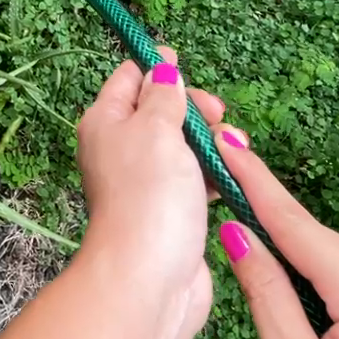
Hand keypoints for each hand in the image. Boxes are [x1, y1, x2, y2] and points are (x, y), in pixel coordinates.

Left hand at [0, 49, 224, 338]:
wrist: (148, 275)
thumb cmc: (149, 194)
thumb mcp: (156, 130)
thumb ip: (162, 96)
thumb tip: (162, 70)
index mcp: (104, 119)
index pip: (128, 78)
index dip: (157, 68)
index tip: (185, 64)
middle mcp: (118, 145)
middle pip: (156, 109)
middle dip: (190, 106)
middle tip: (218, 113)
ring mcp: (142, 178)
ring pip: (178, 144)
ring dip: (207, 139)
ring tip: (234, 145)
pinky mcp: (167, 207)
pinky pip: (191, 176)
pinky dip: (210, 170)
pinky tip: (232, 175)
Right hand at [211, 126, 338, 338]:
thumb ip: (268, 295)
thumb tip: (237, 233)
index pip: (302, 230)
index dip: (258, 182)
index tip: (227, 140)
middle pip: (327, 246)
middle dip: (275, 216)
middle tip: (227, 172)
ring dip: (301, 248)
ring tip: (252, 222)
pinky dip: (330, 277)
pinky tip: (300, 272)